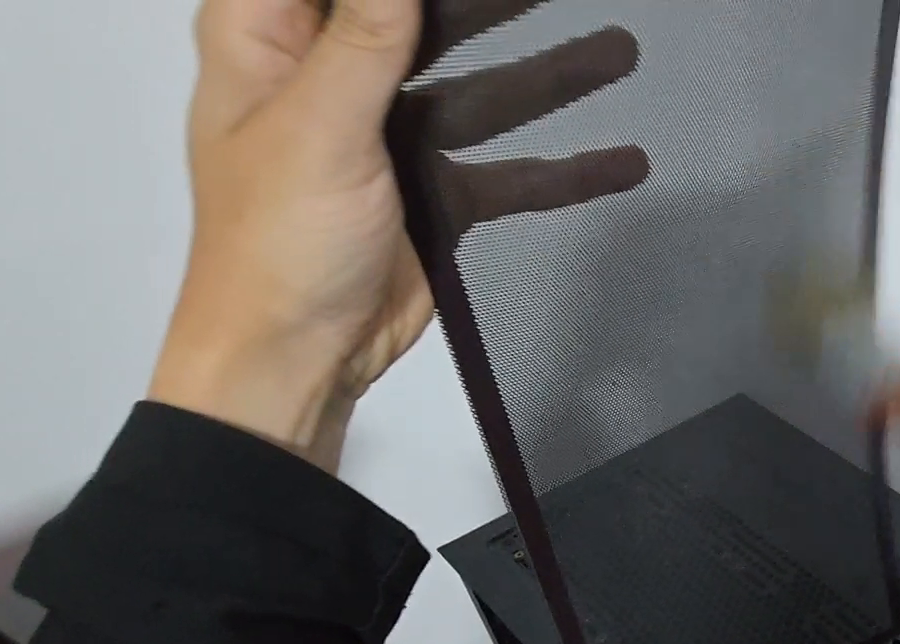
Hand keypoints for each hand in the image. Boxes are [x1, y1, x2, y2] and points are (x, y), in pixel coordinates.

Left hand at [150, 0, 648, 469]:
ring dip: (553, 78)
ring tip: (621, 53)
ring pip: (485, 92)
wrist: (304, 351)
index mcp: (277, 34)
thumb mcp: (319, 126)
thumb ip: (366, 38)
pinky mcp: (442, 196)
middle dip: (495, 4)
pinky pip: (511, 174)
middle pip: (428, 19)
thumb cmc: (282, 235)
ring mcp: (398, 139)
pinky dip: (564, 173)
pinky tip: (622, 164)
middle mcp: (340, 74)